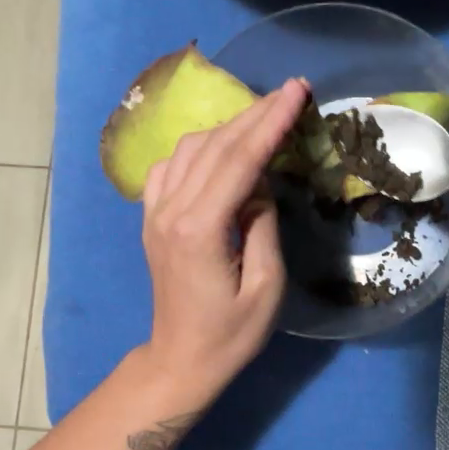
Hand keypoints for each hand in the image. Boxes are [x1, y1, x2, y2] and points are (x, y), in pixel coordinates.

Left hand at [139, 79, 309, 396]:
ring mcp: (155, 212)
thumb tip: (261, 183)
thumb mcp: (266, 286)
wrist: (182, 358)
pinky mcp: (151, 218)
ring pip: (191, 149)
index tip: (297, 92)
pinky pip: (171, 166)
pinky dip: (200, 147)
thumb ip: (263, 226)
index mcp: (201, 229)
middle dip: (255, 113)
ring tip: (264, 115)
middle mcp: (171, 211)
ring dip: (228, 126)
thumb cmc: (231, 333)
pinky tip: (221, 147)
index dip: (270, 122)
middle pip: (215, 146)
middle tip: (290, 90)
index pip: (239, 160)